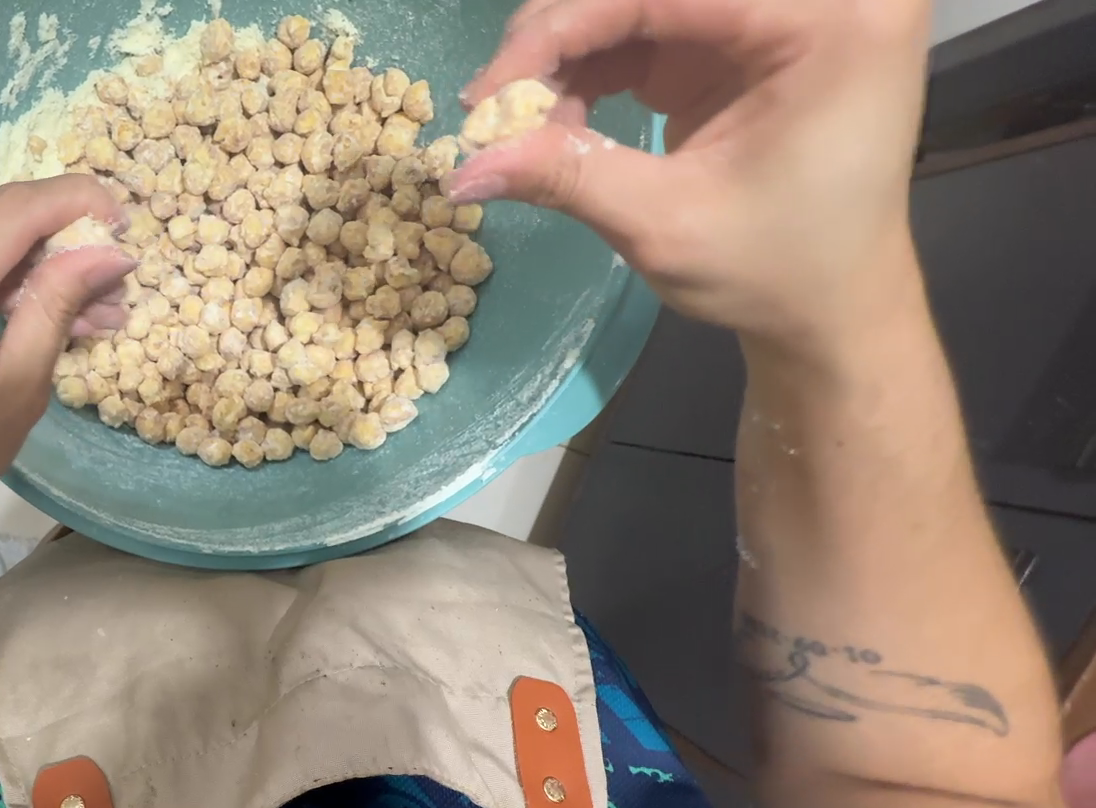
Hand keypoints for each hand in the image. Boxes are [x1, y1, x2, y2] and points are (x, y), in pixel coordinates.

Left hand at [0, 176, 136, 530]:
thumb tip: (109, 249)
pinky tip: (33, 297)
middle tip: (106, 271)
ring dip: (26, 257)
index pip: (4, 219)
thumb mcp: (23, 385)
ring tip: (82, 298)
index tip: (117, 215)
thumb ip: (58, 303)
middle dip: (53, 236)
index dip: (68, 203)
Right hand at [444, 0, 931, 349]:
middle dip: (559, 33)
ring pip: (635, 2)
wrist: (823, 294)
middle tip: (492, 107)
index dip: (563, 28)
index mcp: (827, 17)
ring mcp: (770, 11)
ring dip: (563, 54)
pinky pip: (640, 31)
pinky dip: (584, 73)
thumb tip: (464, 171)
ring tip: (520, 124)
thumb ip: (567, 179)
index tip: (484, 96)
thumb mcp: (661, 224)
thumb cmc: (767, 265)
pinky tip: (555, 123)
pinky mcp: (733, 38)